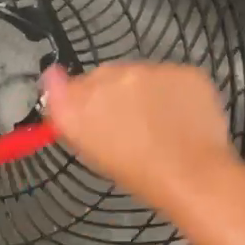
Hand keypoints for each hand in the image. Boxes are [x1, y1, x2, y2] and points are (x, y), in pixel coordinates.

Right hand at [40, 62, 241, 206]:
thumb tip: (52, 75)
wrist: (191, 175)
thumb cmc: (137, 173)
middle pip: (107, 76)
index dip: (82, 99)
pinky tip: (180, 119)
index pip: (69, 83)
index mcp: (83, 99)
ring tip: (159, 126)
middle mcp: (113, 75)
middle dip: (114, 94)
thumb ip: (66, 110)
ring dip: (145, 92)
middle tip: (129, 127)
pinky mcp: (183, 71)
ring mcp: (151, 69)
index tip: (95, 118)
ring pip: (143, 76)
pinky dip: (175, 93)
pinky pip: (173, 79)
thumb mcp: (90, 148)